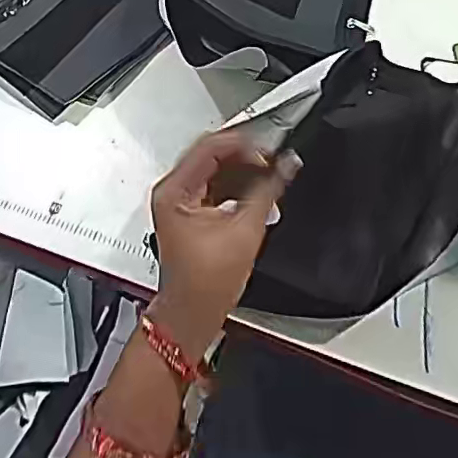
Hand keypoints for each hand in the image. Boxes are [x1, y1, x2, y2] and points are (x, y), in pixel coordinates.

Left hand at [147, 131, 300, 358]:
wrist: (192, 313)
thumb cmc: (205, 284)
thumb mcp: (244, 232)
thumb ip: (267, 193)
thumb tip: (285, 167)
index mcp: (175, 190)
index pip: (208, 147)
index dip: (241, 144)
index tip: (266, 149)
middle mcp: (171, 190)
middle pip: (209, 154)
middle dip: (243, 155)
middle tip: (270, 159)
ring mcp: (178, 199)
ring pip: (212, 168)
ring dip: (241, 169)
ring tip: (268, 172)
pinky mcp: (188, 209)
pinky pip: (212, 183)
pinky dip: (235, 183)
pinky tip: (256, 188)